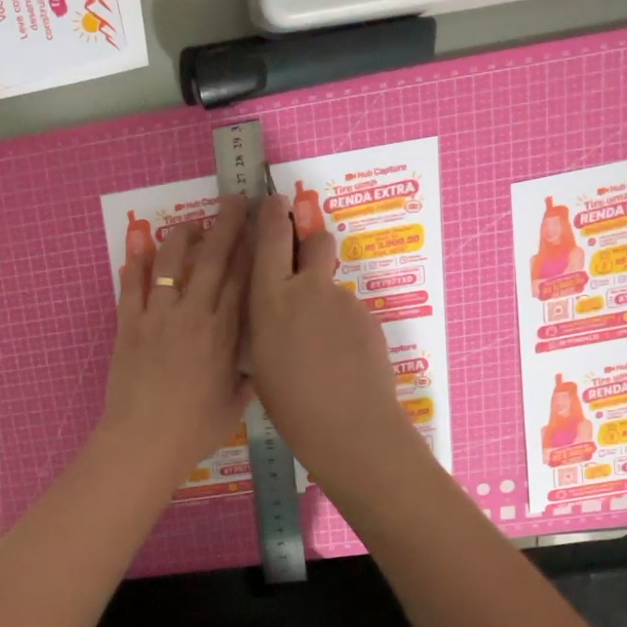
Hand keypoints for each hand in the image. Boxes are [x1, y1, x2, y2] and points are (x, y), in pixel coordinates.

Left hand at [98, 195, 252, 481]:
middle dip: (225, 225)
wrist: (144, 440)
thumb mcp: (234, 405)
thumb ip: (246, 380)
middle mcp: (194, 315)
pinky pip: (131, 284)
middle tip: (233, 201)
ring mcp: (157, 317)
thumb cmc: (193, 430)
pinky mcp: (128, 325)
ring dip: (181, 237)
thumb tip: (255, 367)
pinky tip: (140, 243)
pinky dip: (135, 261)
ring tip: (189, 223)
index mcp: (225, 334)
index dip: (252, 247)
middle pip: (212, 259)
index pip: (242, 278)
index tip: (260, 224)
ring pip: (170, 263)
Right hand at [246, 194, 419, 490]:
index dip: (272, 214)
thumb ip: (262, 321)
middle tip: (303, 257)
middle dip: (310, 240)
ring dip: (324, 299)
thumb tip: (269, 308)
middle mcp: (309, 289)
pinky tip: (339, 359)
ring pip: (332, 285)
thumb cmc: (287, 402)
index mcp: (270, 299)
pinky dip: (342, 327)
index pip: (273, 238)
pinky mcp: (369, 319)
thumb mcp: (258, 357)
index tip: (273, 202)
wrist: (346, 425)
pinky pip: (349, 313)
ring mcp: (343, 302)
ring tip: (320, 344)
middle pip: (316, 241)